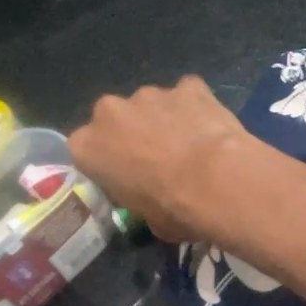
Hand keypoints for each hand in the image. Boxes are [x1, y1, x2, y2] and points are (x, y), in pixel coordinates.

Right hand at [68, 76, 254, 241]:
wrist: (218, 182)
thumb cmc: (174, 209)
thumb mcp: (145, 218)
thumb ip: (138, 199)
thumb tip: (152, 202)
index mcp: (87, 147)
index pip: (87, 150)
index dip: (110, 162)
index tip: (128, 176)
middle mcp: (110, 112)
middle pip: (117, 120)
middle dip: (134, 133)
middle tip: (161, 158)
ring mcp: (149, 94)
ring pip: (152, 104)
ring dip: (166, 119)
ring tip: (193, 144)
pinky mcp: (188, 87)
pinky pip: (189, 94)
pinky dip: (198, 107)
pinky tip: (212, 127)